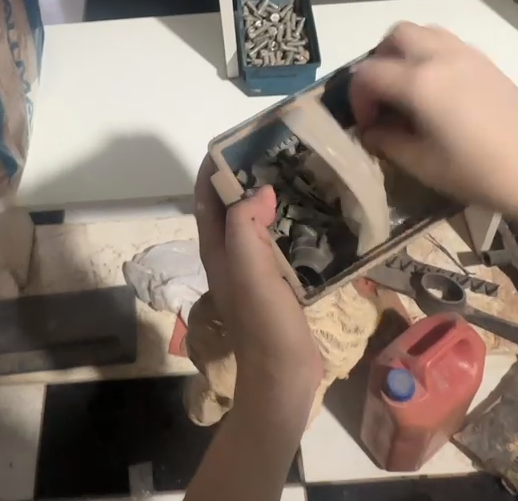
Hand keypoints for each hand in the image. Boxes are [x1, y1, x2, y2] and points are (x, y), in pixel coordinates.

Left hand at [193, 160, 323, 419]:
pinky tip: (312, 213)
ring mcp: (251, 268)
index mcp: (216, 247)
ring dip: (267, 196)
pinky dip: (287, 220)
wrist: (283, 377)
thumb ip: (246, 227)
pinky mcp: (274, 280)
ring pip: (253, 220)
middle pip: (230, 205)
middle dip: (245, 175)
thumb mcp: (249, 270)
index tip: (239, 140)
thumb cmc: (262, 322)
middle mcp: (229, 253)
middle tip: (277, 150)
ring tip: (297, 172)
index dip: (214, 166)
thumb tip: (259, 190)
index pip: (206, 195)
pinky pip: (276, 239)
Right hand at [349, 22, 517, 222]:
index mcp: (420, 83)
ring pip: (423, 32)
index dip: (358, 97)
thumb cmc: (482, 174)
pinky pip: (447, 43)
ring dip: (405, 52)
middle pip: (395, 36)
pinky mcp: (487, 63)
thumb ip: (388, 142)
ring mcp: (467, 55)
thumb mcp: (424, 166)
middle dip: (378, 61)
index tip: (365, 123)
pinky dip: (430, 54)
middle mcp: (440, 57)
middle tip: (382, 96)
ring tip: (407, 87)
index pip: (369, 73)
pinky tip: (438, 91)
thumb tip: (370, 130)